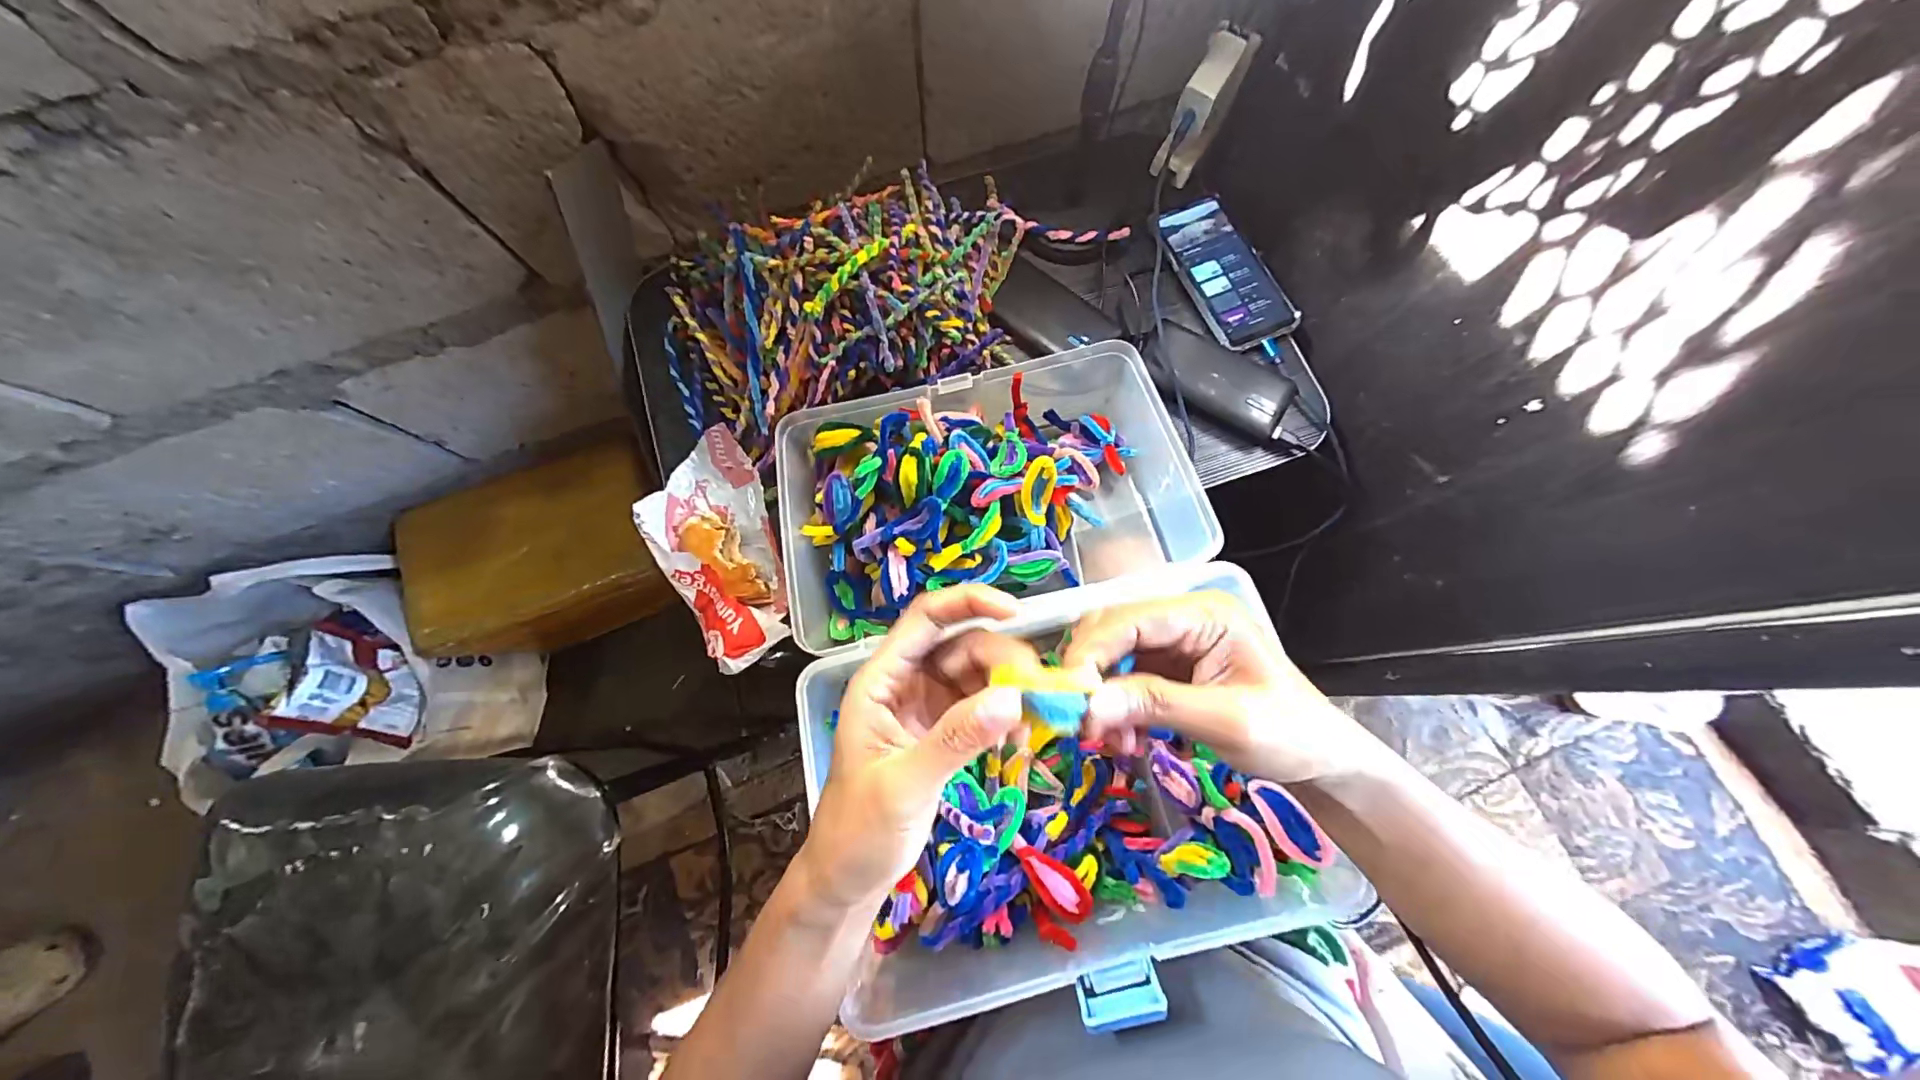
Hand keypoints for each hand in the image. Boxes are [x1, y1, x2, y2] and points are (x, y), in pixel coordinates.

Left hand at [796, 586, 1045, 911]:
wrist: (848, 877)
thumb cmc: (859, 831)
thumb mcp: (904, 785)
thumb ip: (955, 739)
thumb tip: (1012, 698)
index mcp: (881, 680)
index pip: (925, 619)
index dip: (968, 603)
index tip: (1017, 612)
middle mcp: (906, 683)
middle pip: (962, 646)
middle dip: (1003, 661)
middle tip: (1039, 695)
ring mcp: (927, 706)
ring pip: (978, 675)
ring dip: (1010, 690)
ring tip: (1035, 722)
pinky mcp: (944, 731)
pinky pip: (983, 707)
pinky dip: (1006, 715)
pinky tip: (1020, 739)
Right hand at [1060, 591, 1389, 785]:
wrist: (1323, 761)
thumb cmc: (1290, 734)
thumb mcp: (1226, 721)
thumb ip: (1156, 705)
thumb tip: (1090, 706)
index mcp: (1205, 614)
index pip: (1129, 618)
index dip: (1091, 652)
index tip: (1069, 696)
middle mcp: (1183, 619)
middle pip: (1111, 633)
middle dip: (1093, 679)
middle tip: (1087, 726)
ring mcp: (1174, 644)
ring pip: (1111, 660)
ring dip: (1103, 701)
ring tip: (1116, 744)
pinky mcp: (1168, 670)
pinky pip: (1123, 682)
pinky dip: (1117, 712)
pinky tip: (1129, 742)